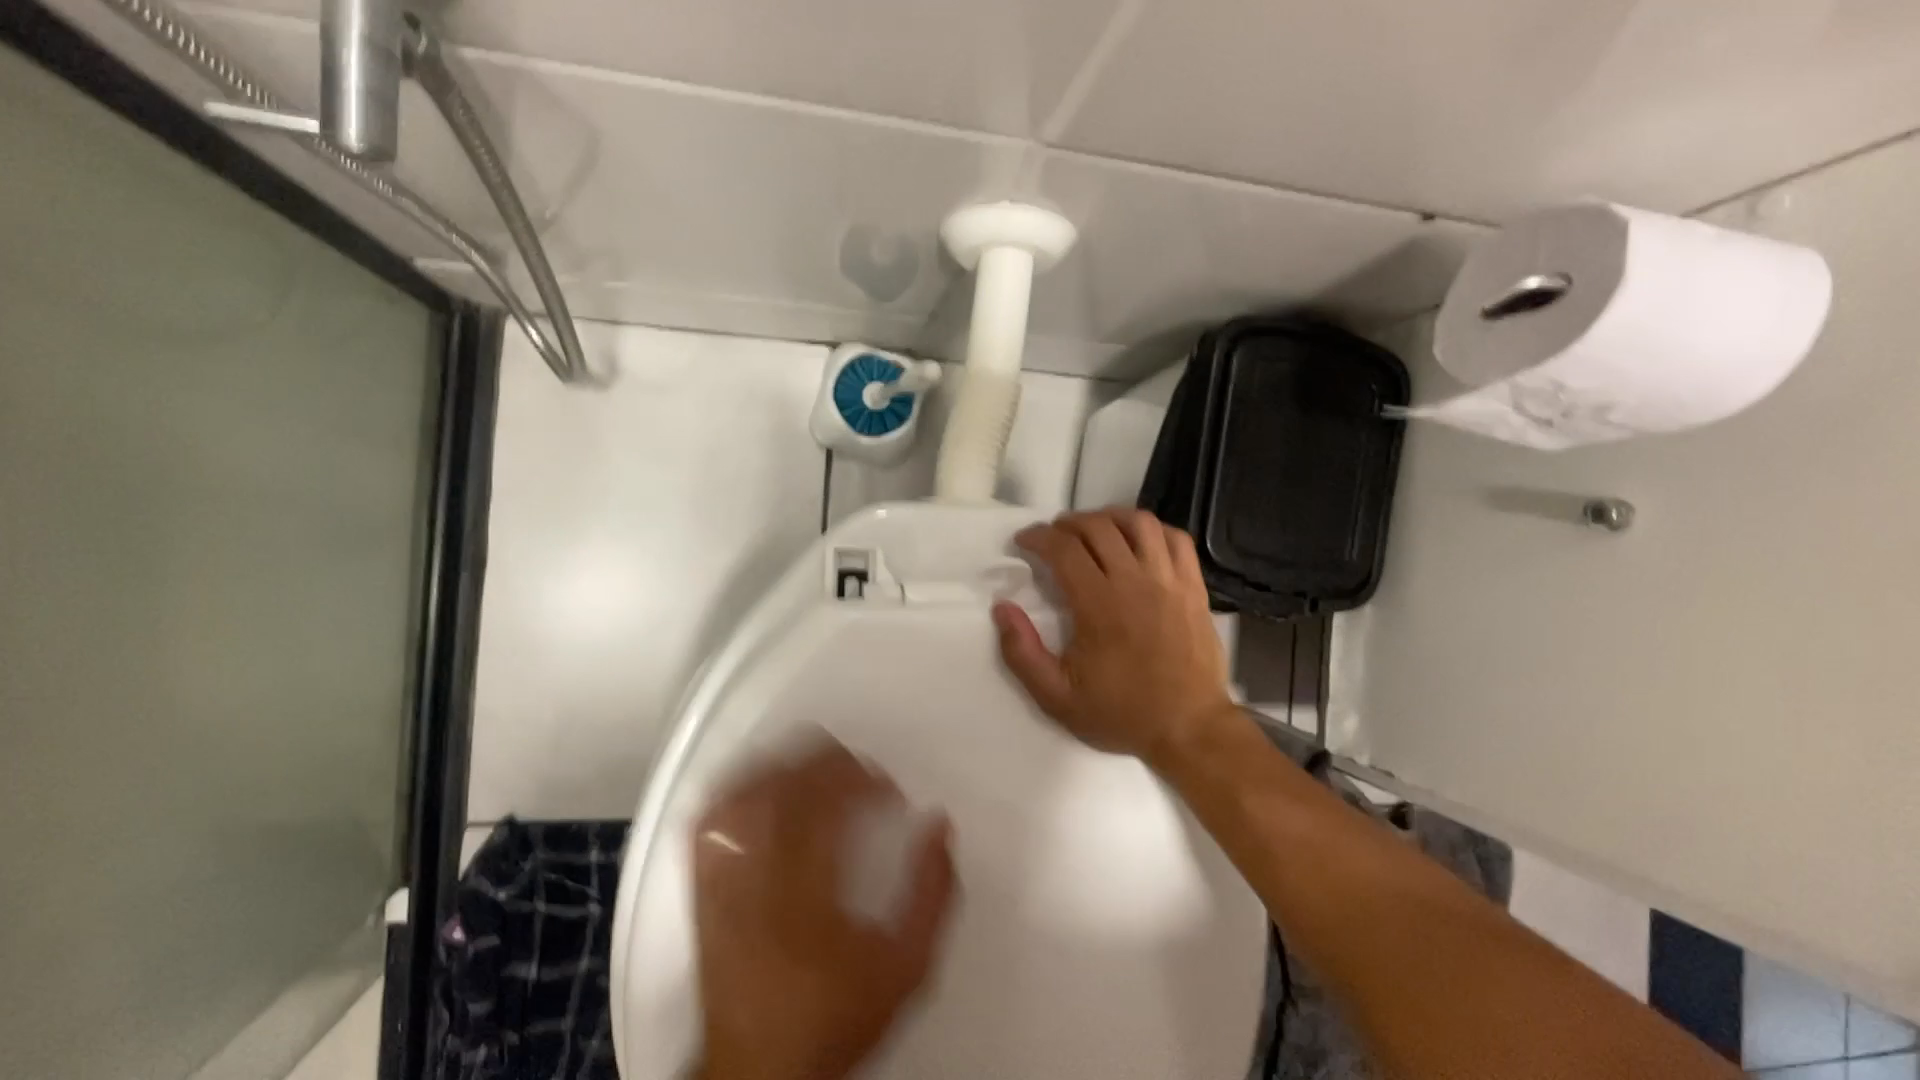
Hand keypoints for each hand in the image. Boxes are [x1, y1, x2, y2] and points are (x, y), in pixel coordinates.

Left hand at [691, 740, 957, 1079]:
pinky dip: (739, 790)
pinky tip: (761, 788)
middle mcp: (757, 875)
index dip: (863, 781)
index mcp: (808, 890)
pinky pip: (712, 818)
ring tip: (818, 770)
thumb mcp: (906, 966)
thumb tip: (938, 828)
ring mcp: (722, 878)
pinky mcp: (702, 887)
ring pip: (744, 791)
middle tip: (860, 773)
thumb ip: (931, 893)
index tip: (887, 792)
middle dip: (828, 762)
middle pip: (784, 785)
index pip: (830, 802)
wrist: (760, 1069)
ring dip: (786, 766)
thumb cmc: (831, 1019)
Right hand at [993, 508, 1235, 765]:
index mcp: (1099, 605)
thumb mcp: (1057, 697)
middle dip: (1067, 523)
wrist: (1189, 728)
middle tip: (1053, 537)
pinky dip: (1152, 529)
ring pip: (1138, 523)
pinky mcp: (1194, 587)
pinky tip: (1137, 541)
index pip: (1064, 549)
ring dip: (1109, 517)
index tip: (1024, 542)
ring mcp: (1170, 581)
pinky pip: (1175, 539)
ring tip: (1093, 531)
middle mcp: (1135, 582)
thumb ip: (1022, 652)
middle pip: (1098, 527)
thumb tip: (1002, 608)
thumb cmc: (1121, 714)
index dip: (1038, 537)